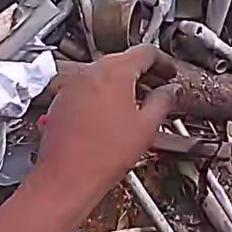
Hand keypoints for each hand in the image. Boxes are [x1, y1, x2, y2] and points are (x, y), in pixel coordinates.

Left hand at [0, 45, 176, 231]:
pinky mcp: (61, 101)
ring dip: (123, 85)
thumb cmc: (102, 156)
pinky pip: (87, 89)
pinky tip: (113, 117)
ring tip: (137, 106)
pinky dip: (103, 95)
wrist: (65, 179)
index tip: (169, 72)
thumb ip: (163, 101)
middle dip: (143, 74)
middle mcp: (89, 72)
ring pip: (103, 75)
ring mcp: (72, 85)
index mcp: (114, 72)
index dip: (163, 62)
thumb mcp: (146, 127)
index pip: (146, 52)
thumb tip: (170, 91)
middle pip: (123, 61)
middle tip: (158, 89)